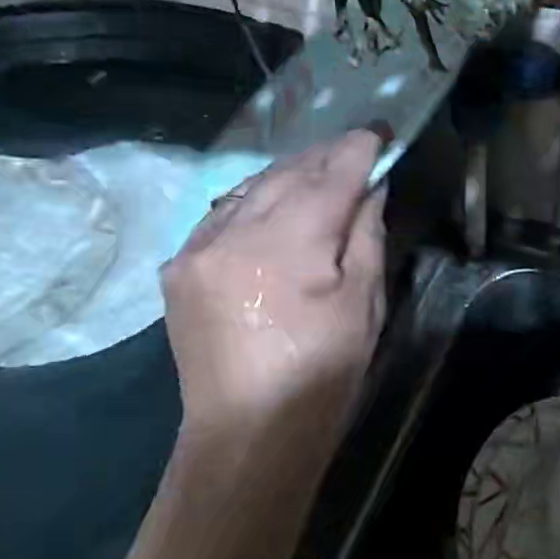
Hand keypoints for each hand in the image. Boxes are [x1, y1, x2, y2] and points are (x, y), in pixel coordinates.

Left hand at [160, 129, 387, 463]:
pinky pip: (221, 214)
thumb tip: (370, 188)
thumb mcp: (365, 302)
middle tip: (357, 146)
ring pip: (248, 189)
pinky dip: (255, 200)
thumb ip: (366, 235)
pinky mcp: (178, 267)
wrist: (252, 427)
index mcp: (290, 245)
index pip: (330, 177)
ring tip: (321, 168)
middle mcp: (235, 233)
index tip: (381, 131)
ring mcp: (198, 248)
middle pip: (286, 175)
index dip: (358, 150)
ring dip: (288, 174)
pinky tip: (273, 202)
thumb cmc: (326, 369)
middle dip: (325, 157)